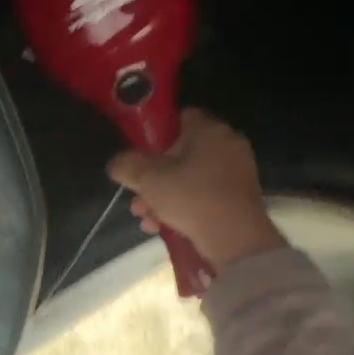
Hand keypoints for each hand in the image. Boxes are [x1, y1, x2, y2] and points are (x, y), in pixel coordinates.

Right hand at [107, 108, 286, 269]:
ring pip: (187, 178)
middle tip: (136, 197)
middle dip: (152, 177)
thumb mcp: (147, 179)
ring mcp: (234, 172)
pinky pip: (201, 195)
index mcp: (209, 131)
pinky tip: (162, 226)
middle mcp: (226, 145)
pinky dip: (181, 207)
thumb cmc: (190, 197)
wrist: (233, 236)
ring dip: (161, 197)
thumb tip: (117, 163)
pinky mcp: (236, 197)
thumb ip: (126, 165)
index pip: (180, 118)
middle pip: (179, 154)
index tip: (138, 156)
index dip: (156, 135)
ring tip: (145, 217)